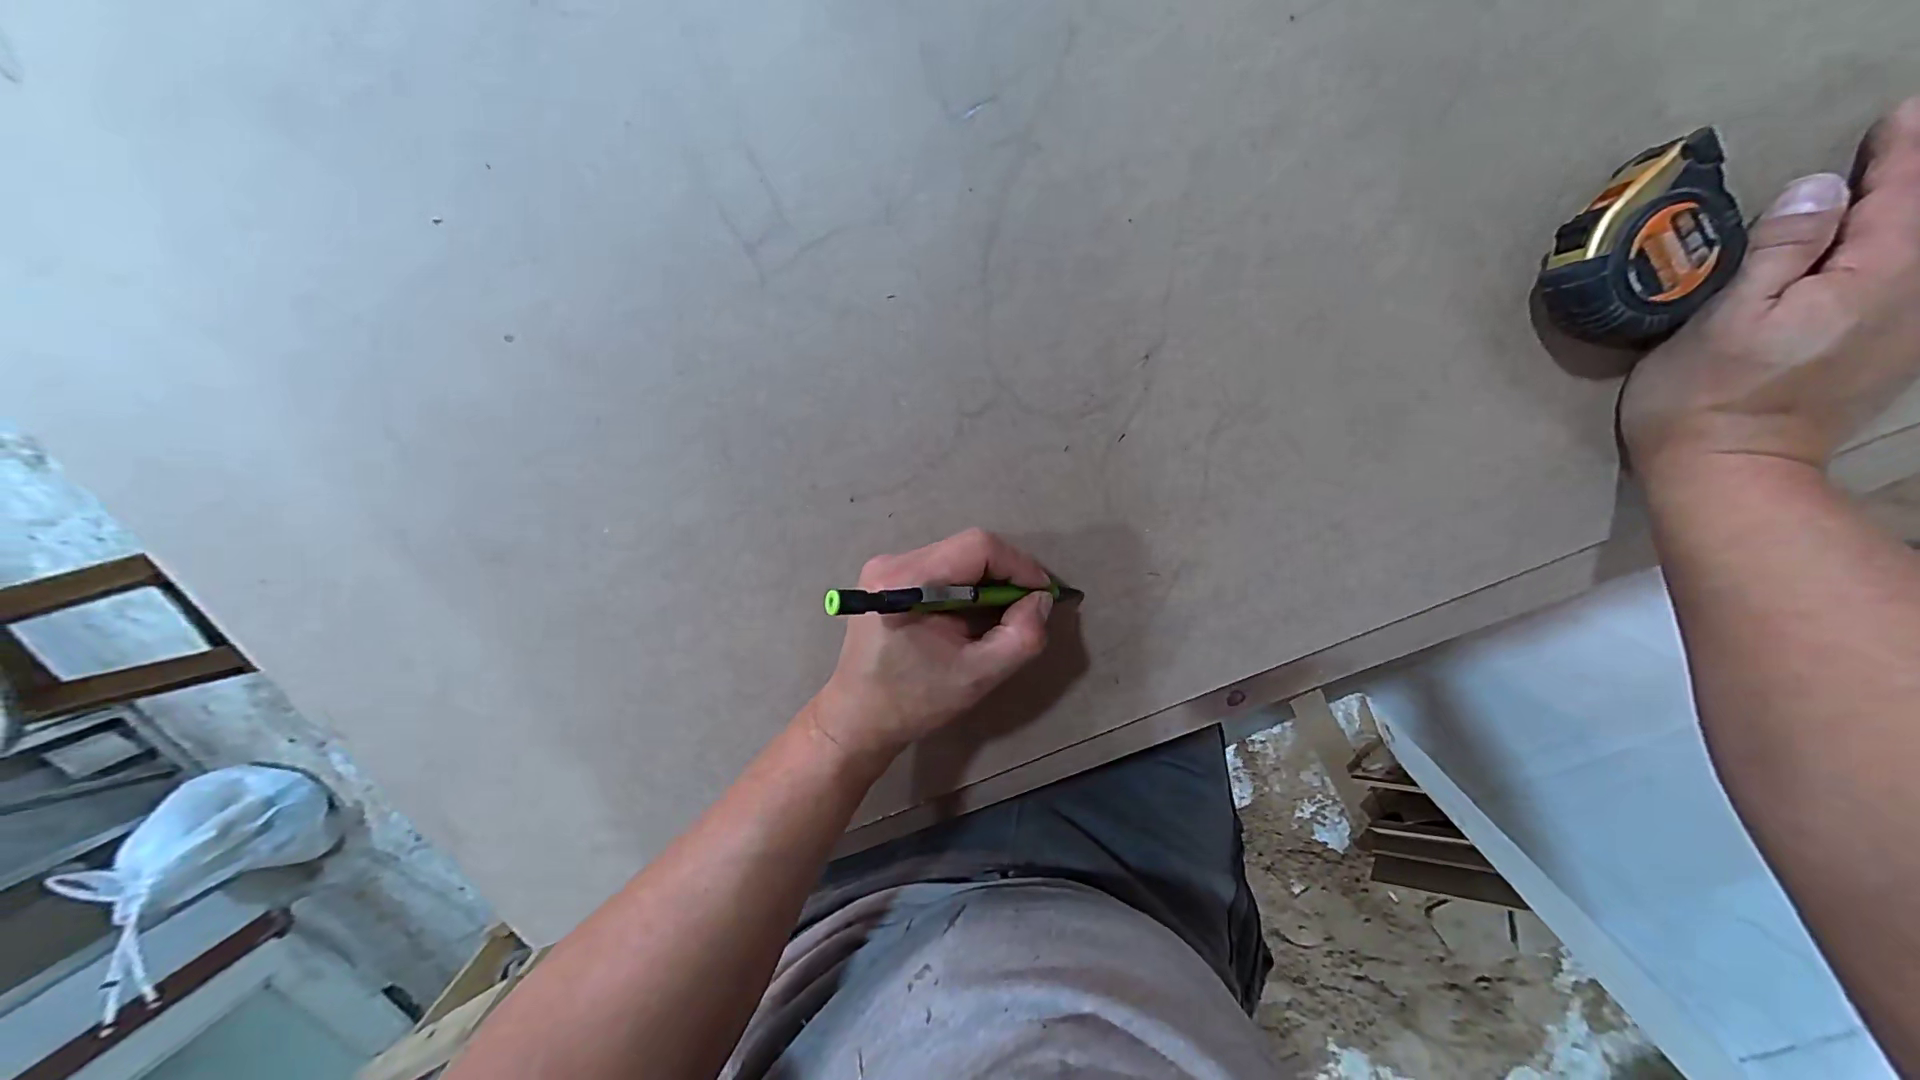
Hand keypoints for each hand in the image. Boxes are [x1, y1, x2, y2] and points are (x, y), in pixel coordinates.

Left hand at [805, 528, 1054, 762]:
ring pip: (958, 556)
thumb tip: (1041, 600)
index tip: (1042, 597)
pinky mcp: (889, 577)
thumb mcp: (978, 675)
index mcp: (906, 581)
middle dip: (1006, 575)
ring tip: (1001, 617)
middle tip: (1027, 609)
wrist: (858, 717)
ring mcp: (887, 567)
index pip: (978, 547)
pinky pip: (944, 567)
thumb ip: (1021, 636)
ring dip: (988, 581)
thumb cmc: (914, 701)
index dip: (1019, 566)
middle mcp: (893, 562)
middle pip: (968, 548)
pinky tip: (972, 617)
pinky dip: (969, 586)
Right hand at [1621, 98, 1919, 480]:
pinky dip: (1907, 251)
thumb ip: (1779, 253)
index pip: (1904, 194)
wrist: (1728, 471)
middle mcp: (1913, 295)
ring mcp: (1908, 327)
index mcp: (1871, 279)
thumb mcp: (1724, 322)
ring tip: (1895, 188)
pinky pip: (1917, 281)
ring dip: (1912, 216)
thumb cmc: (1703, 397)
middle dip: (1917, 179)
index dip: (1900, 151)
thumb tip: (1818, 188)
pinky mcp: (1891, 351)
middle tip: (1903, 142)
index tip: (1897, 115)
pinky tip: (1888, 244)